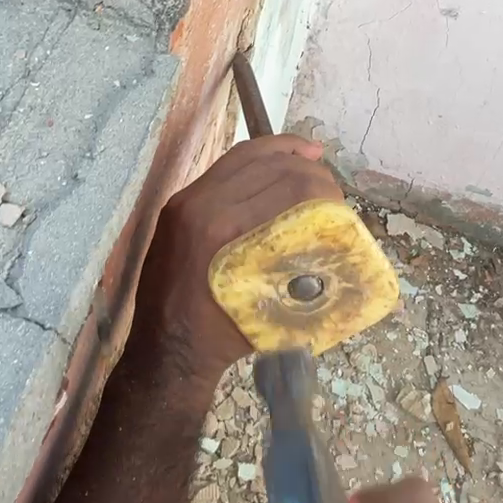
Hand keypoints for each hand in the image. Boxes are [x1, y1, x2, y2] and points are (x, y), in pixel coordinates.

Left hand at [134, 135, 343, 376]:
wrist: (163, 350)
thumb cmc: (220, 337)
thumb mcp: (269, 308)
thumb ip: (296, 269)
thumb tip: (336, 241)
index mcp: (222, 230)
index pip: (285, 187)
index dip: (320, 186)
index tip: (339, 202)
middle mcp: (201, 205)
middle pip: (266, 164)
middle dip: (306, 168)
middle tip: (330, 187)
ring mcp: (185, 200)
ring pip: (241, 156)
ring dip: (281, 152)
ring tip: (310, 156)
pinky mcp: (179, 202)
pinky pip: (222, 168)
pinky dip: (253, 159)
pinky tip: (274, 163)